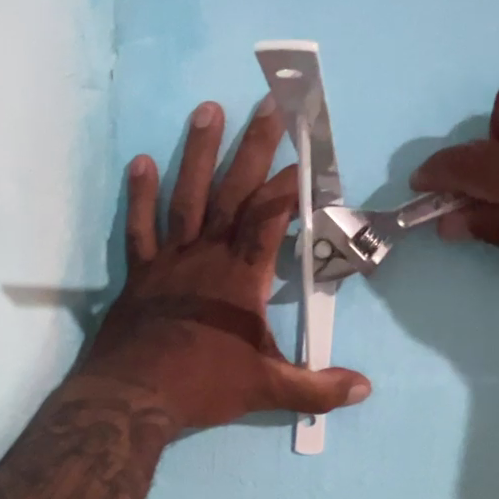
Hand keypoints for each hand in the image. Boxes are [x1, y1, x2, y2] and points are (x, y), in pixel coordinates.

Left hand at [79, 99, 371, 429]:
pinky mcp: (139, 275)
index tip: (309, 159)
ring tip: (207, 109)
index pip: (270, 218)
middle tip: (269, 103)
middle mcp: (206, 257)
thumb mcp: (266, 389)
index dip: (290, 186)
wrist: (133, 395)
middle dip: (254, 147)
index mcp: (241, 278)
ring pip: (185, 197)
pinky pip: (138, 229)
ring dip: (198, 154)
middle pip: (233, 192)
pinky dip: (139, 197)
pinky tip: (140, 162)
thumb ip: (316, 388)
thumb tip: (364, 390)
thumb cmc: (202, 386)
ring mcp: (168, 261)